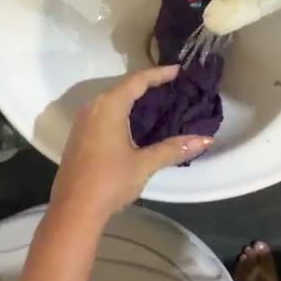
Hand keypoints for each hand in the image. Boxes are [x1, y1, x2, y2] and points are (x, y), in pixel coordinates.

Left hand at [50, 66, 211, 220]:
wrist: (74, 210)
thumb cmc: (109, 181)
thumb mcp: (144, 164)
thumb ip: (173, 149)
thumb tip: (206, 140)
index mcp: (109, 107)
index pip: (137, 81)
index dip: (159, 74)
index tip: (178, 70)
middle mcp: (93, 108)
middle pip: (123, 88)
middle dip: (147, 86)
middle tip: (172, 87)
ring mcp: (83, 123)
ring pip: (112, 102)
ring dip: (133, 100)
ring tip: (158, 103)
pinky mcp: (79, 137)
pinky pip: (104, 114)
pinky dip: (122, 113)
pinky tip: (135, 124)